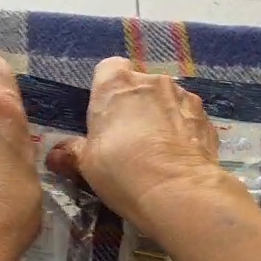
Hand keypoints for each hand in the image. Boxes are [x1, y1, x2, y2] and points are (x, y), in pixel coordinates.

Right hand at [47, 57, 245, 230]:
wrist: (177, 191)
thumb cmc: (121, 170)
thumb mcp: (87, 165)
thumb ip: (72, 154)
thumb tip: (54, 155)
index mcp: (116, 84)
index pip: (108, 69)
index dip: (106, 89)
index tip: (105, 114)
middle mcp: (152, 81)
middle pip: (140, 85)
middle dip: (136, 105)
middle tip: (129, 138)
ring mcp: (184, 97)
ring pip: (168, 100)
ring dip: (162, 116)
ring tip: (159, 150)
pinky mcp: (206, 118)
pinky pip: (189, 119)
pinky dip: (184, 131)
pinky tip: (179, 157)